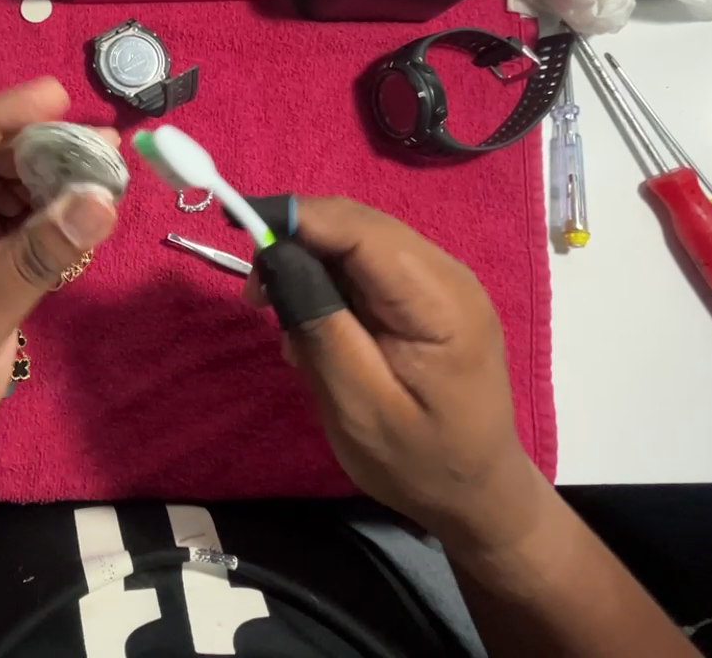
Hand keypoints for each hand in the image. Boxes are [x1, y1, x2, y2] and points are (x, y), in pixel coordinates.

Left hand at [0, 77, 118, 461]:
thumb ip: (35, 258)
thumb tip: (101, 200)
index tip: (56, 97)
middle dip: (39, 149)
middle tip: (100, 147)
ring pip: (5, 181)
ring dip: (52, 178)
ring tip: (104, 176)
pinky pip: (18, 213)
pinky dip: (52, 211)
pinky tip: (85, 211)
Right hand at [248, 198, 551, 555]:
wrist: (476, 495)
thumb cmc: (418, 461)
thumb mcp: (358, 404)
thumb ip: (320, 323)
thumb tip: (275, 252)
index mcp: (440, 302)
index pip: (359, 229)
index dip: (295, 215)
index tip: (235, 222)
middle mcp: (445, 274)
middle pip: (354, 222)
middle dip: (294, 239)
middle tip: (255, 296)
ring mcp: (438, 279)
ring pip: (353, 236)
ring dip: (306, 262)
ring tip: (287, 324)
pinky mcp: (423, 290)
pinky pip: (362, 260)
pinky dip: (325, 279)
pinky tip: (316, 325)